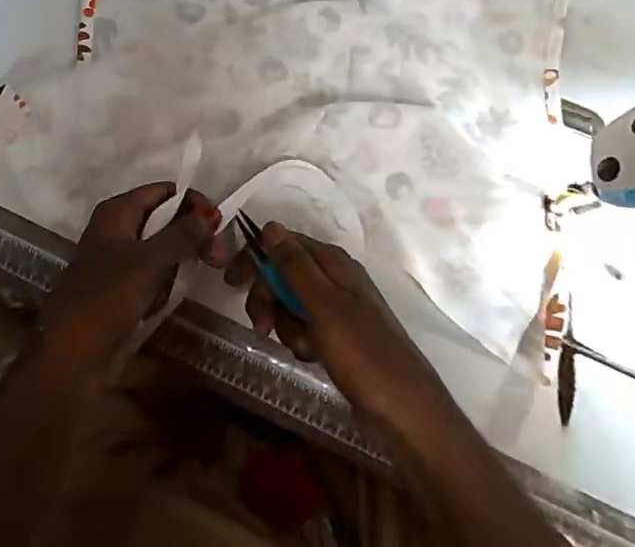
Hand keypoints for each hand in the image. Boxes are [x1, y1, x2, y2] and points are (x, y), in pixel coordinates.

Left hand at [38, 182, 222, 382]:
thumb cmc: (105, 301)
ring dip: (184, 259)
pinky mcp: (124, 290)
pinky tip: (179, 292)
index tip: (217, 223)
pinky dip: (170, 280)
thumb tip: (208, 215)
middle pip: (165, 218)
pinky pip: (156, 275)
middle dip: (192, 233)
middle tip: (217, 253)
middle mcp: (118, 230)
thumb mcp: (148, 262)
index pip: (164, 191)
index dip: (192, 202)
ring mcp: (120, 261)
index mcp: (116, 212)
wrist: (71, 361)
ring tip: (206, 270)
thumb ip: (181, 234)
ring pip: (163, 248)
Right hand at [224, 223, 456, 439]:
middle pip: (284, 273)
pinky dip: (301, 341)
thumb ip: (295, 265)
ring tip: (303, 348)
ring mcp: (338, 306)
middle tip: (261, 326)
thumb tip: (270, 225)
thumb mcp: (322, 305)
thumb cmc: (362, 352)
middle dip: (268, 299)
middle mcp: (335, 276)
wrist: (403, 408)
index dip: (256, 258)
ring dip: (287, 325)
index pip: (283, 242)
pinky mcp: (339, 335)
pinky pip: (305, 327)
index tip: (230, 282)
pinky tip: (312, 357)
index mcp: (333, 261)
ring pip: (291, 304)